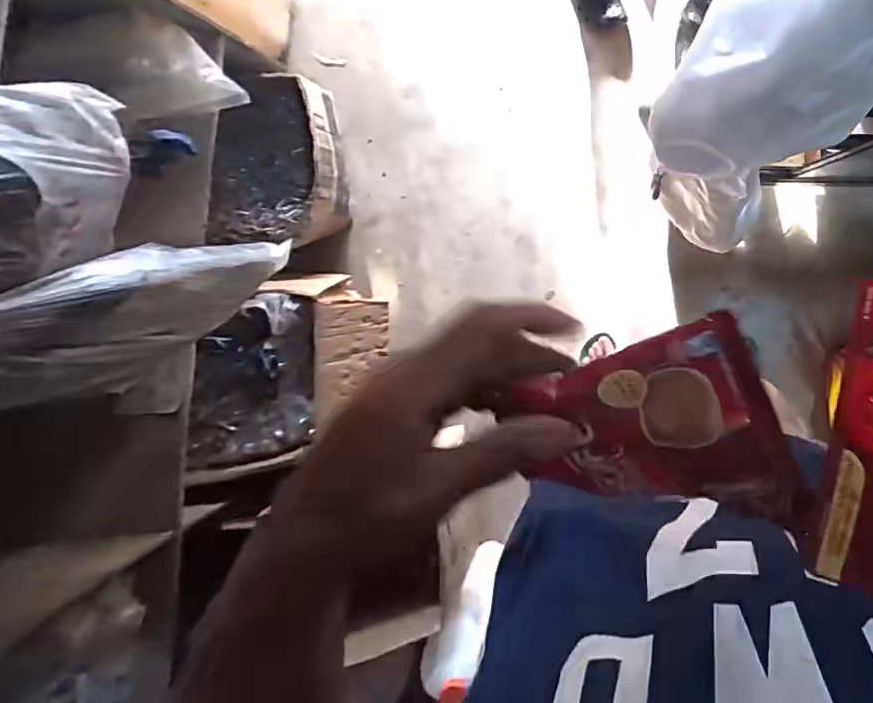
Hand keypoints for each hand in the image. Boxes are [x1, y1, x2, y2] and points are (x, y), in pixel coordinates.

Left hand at [272, 302, 583, 575]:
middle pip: (478, 335)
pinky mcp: (394, 400)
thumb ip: (504, 452)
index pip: (483, 330)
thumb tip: (568, 429)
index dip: (532, 321)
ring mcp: (397, 382)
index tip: (575, 330)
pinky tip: (503, 410)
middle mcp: (406, 369)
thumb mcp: (439, 491)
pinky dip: (487, 383)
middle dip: (527, 346)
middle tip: (568, 373)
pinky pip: (451, 374)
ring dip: (508, 365)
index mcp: (414, 383)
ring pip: (465, 354)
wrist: (297, 550)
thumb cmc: (365, 523)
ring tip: (543, 393)